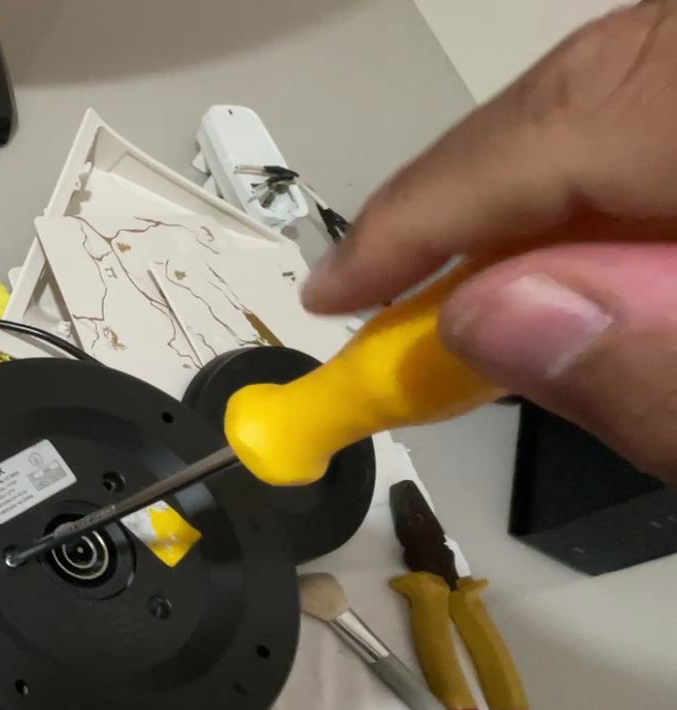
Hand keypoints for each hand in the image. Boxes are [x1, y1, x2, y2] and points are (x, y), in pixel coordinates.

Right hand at [303, 2, 676, 482]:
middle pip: (613, 73)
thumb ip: (657, 369)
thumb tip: (493, 316)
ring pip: (642, 76)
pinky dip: (608, 171)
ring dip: (530, 185)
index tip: (334, 295)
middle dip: (463, 191)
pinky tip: (578, 251)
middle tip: (376, 294)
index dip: (429, 211)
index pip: (590, 117)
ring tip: (472, 287)